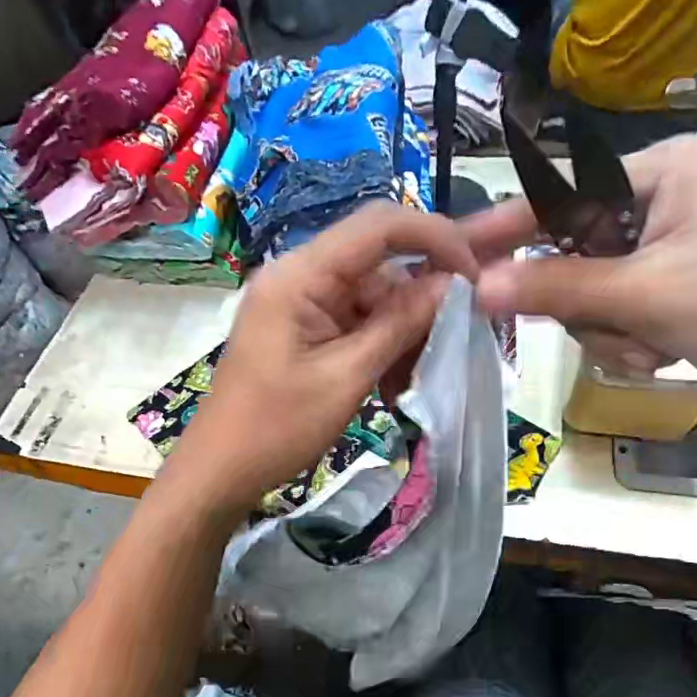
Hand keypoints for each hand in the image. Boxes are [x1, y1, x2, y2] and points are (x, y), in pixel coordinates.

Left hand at [159, 202, 475, 514]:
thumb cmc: (277, 429)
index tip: (475, 276)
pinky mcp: (304, 328)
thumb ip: (399, 325)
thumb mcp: (346, 378)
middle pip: (379, 265)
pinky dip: (381, 350)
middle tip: (452, 344)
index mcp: (300, 275)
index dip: (435, 238)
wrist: (221, 470)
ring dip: (403, 336)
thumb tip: (452, 284)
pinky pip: (356, 323)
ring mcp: (300, 302)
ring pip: (373, 298)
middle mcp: (299, 275)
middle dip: (421, 302)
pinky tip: (392, 388)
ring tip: (412, 383)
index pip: (379, 226)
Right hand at [463, 134, 696, 429]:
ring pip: (592, 298)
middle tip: (622, 333)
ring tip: (655, 349)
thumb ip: (557, 290)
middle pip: (573, 258)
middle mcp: (657, 201)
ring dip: (612, 335)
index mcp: (658, 172)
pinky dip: (629, 344)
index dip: (507, 229)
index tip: (458, 253)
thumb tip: (480, 287)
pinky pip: (617, 317)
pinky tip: (665, 353)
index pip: (560, 198)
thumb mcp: (645, 294)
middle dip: (590, 309)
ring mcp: (664, 248)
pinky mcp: (672, 288)